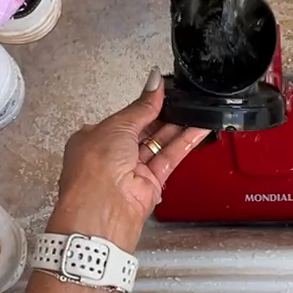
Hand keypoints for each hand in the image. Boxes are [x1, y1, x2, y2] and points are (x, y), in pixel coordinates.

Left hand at [49, 70, 209, 250]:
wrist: (101, 210)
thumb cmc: (94, 168)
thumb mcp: (117, 126)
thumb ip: (142, 107)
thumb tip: (154, 82)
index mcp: (95, 138)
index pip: (125, 118)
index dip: (144, 106)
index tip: (163, 93)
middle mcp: (112, 155)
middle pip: (144, 131)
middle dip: (163, 116)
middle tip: (184, 99)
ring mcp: (131, 170)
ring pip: (159, 144)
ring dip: (178, 128)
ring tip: (197, 110)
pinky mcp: (150, 183)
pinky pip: (169, 158)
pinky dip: (184, 144)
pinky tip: (198, 129)